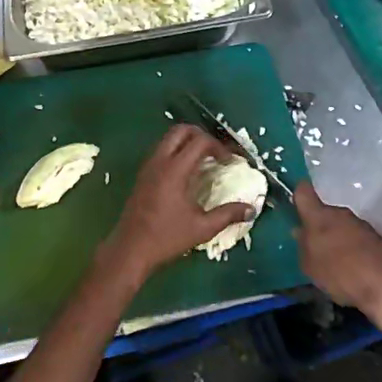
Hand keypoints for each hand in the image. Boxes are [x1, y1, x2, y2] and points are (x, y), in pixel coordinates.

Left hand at [103, 125, 250, 280]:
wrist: (130, 250)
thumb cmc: (166, 238)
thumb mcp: (202, 228)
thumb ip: (228, 215)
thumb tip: (251, 209)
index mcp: (175, 170)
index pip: (200, 141)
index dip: (219, 147)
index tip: (229, 161)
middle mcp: (159, 162)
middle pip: (181, 130)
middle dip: (201, 136)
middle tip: (216, 153)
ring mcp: (148, 167)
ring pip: (168, 139)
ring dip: (187, 142)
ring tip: (203, 161)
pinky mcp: (142, 175)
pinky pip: (161, 151)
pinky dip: (176, 152)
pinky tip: (186, 174)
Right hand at [295, 182, 381, 318]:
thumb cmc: (339, 274)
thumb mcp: (310, 266)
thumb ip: (303, 245)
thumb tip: (300, 232)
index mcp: (319, 217)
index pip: (304, 192)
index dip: (299, 193)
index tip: (296, 200)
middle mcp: (340, 213)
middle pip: (325, 212)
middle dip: (320, 226)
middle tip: (316, 246)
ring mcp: (361, 224)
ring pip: (343, 225)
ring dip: (338, 237)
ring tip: (336, 261)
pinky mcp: (378, 237)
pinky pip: (358, 237)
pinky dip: (354, 247)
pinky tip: (355, 267)